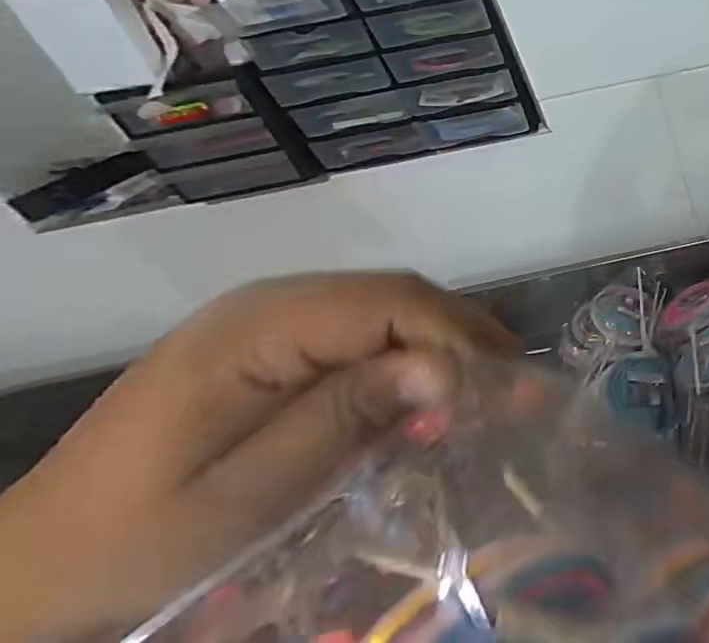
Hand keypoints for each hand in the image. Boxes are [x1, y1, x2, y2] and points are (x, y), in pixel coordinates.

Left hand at [0, 272, 518, 639]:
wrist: (33, 563)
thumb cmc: (135, 539)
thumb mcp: (244, 495)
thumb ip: (344, 418)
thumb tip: (445, 369)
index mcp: (252, 330)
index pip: (390, 303)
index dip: (456, 337)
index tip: (500, 390)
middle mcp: (270, 301)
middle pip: (401, 295)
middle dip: (464, 338)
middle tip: (511, 390)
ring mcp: (272, 314)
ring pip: (396, 305)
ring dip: (446, 344)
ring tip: (482, 391)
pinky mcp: (278, 335)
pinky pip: (370, 325)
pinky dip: (412, 352)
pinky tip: (426, 390)